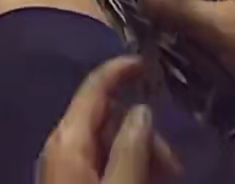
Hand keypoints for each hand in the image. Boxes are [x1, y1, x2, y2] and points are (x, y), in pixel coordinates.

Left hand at [38, 57, 182, 182]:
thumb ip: (131, 148)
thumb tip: (143, 108)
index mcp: (68, 138)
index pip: (95, 83)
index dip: (123, 67)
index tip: (151, 62)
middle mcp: (63, 145)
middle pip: (108, 115)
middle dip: (143, 130)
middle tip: (172, 165)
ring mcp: (65, 169)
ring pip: (109, 141)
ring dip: (140, 152)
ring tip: (165, 175)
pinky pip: (104, 164)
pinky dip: (128, 167)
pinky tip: (146, 179)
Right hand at [139, 0, 234, 115]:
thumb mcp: (222, 30)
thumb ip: (180, 9)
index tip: (131, 6)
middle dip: (172, 17)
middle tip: (159, 42)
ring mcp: (234, 5)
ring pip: (192, 17)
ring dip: (188, 41)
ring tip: (186, 60)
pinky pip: (207, 36)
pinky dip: (203, 53)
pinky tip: (203, 70)